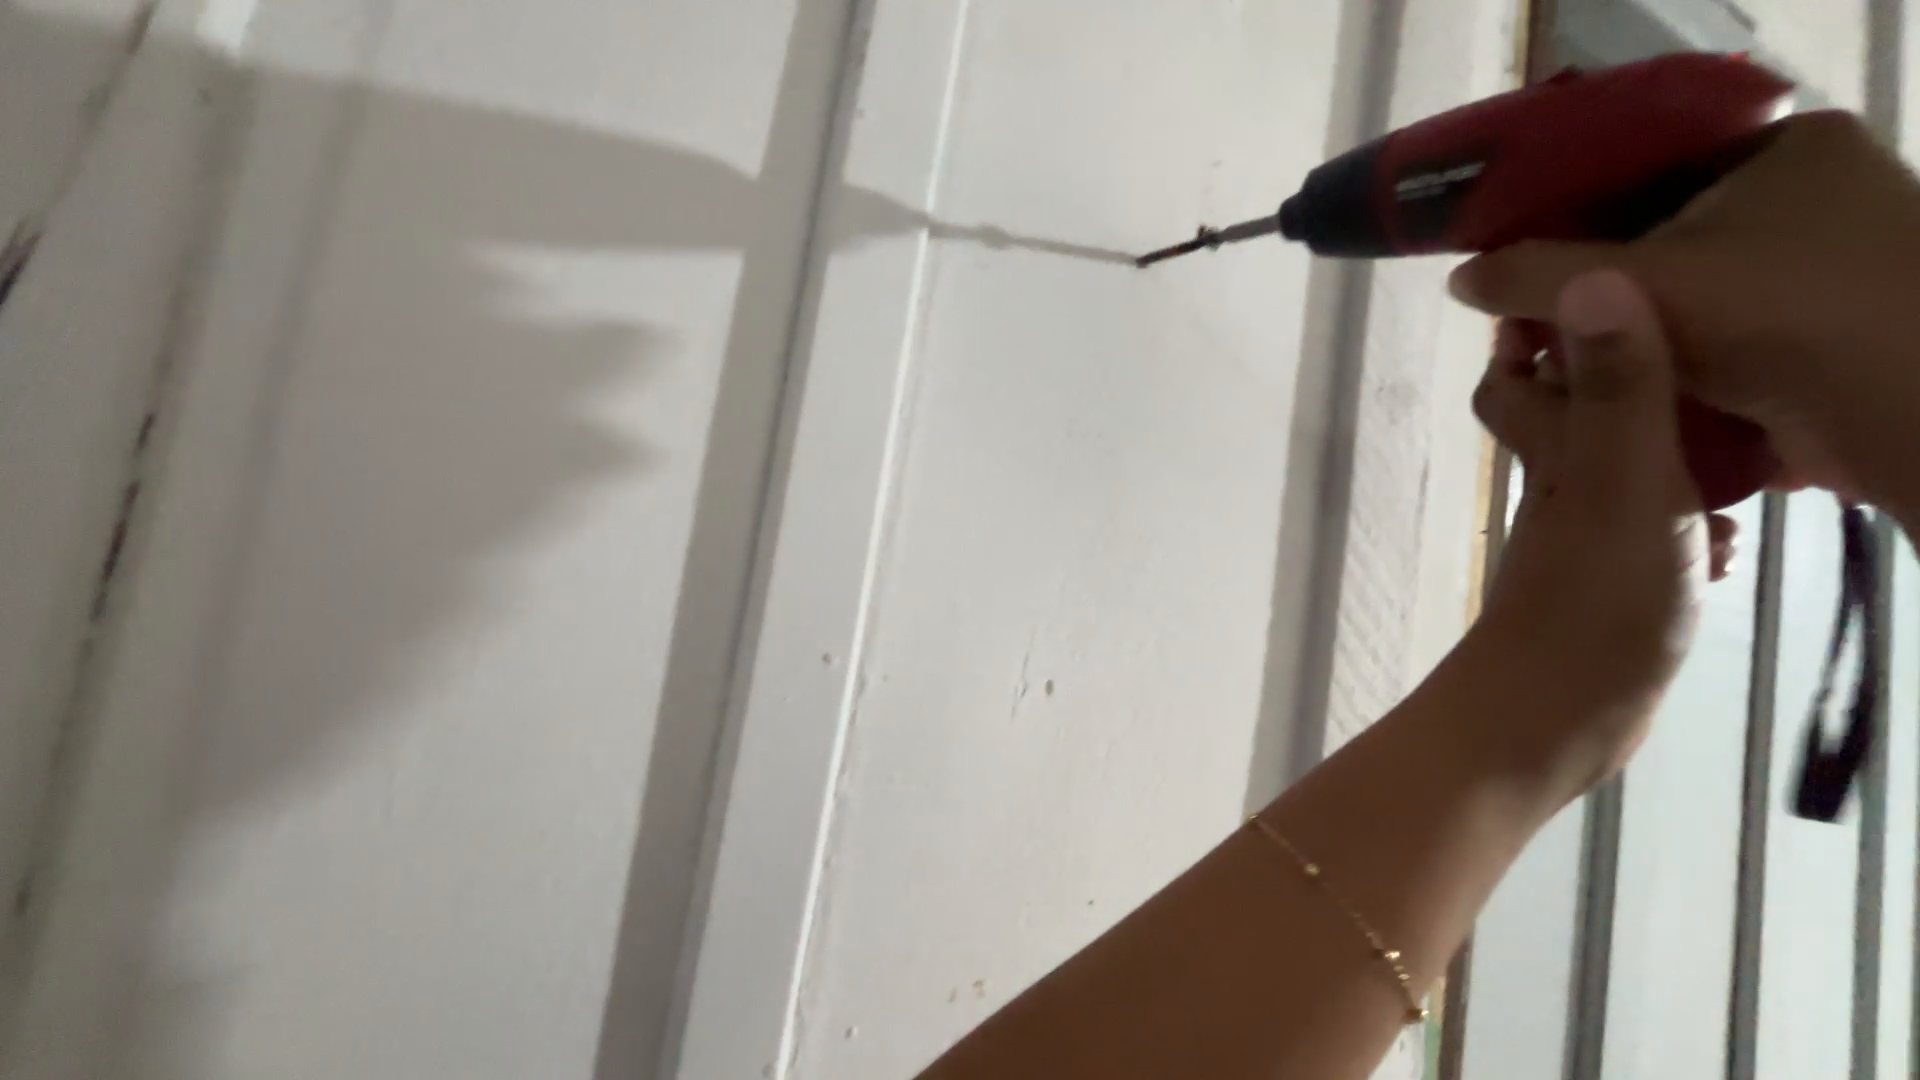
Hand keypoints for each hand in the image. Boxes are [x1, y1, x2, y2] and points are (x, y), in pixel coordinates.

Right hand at [1450, 111, 1919, 518]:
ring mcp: (1807, 269)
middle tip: (1517, 320)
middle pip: (1648, 237)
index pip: (1639, 170)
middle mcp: (1804, 197)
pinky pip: (1696, 332)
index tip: (1508, 259)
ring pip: (1669, 292)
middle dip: (1580, 287)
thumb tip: (1459, 279)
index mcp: (1782, 151)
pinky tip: (1595, 377)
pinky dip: (1647, 353)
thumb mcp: (1629, 285)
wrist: (1911, 421)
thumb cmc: (1781, 318)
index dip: (1563, 213)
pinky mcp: (1801, 333)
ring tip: (1542, 355)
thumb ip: (1530, 277)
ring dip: (1608, 328)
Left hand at [1461, 271, 1735, 792]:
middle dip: (1617, 369)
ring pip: (1620, 464)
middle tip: (1696, 331)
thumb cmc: (1593, 594)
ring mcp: (1588, 531)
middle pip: (1569, 408)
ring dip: (1670, 440)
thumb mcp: (1622, 476)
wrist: (1563, 710)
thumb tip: (1587, 282)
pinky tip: (1742, 521)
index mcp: (1555, 445)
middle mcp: (1561, 479)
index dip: (1539, 321)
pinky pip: (1658, 528)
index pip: (1520, 367)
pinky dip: (1693, 517)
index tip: (1593, 270)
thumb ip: (1615, 386)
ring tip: (1747, 410)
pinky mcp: (1619, 579)